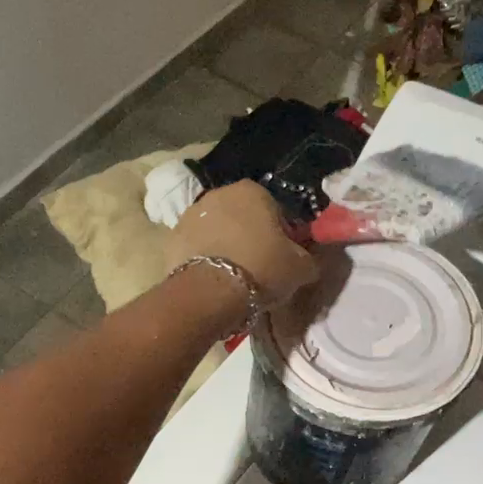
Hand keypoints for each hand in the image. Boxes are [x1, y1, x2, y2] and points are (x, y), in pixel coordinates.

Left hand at [167, 181, 316, 306]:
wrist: (209, 293)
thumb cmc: (262, 269)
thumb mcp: (301, 268)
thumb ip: (310, 258)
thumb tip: (310, 260)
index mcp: (253, 190)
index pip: (277, 210)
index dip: (284, 235)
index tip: (285, 257)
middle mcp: (219, 193)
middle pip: (244, 217)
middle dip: (252, 237)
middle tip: (260, 268)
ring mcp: (191, 214)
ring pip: (218, 231)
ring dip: (227, 247)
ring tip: (235, 277)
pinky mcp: (172, 238)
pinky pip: (197, 248)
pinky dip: (206, 259)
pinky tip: (214, 281)